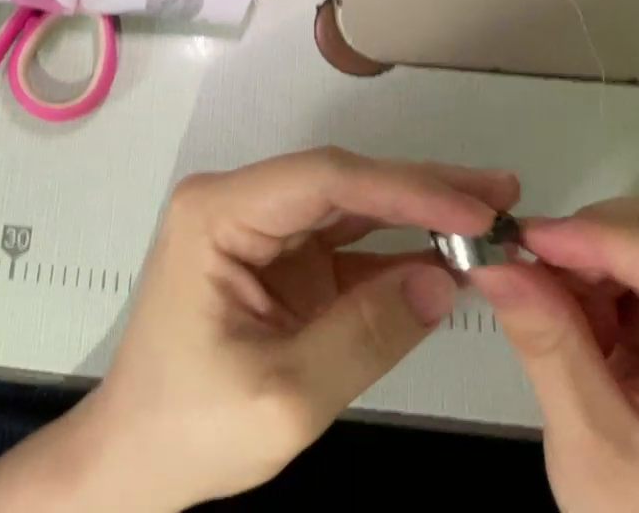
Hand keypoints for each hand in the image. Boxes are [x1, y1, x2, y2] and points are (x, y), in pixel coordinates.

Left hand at [0, 147, 515, 511]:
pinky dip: (394, 250)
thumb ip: (367, 332)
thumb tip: (446, 278)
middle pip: (338, 183)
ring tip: (490, 214)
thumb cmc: (192, 426)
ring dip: (414, 212)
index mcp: (216, 215)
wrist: (137, 457)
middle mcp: (234, 206)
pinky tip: (447, 254)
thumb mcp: (287, 393)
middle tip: (501, 195)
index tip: (478, 210)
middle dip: (419, 189)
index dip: (405, 188)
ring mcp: (256, 233)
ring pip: (346, 208)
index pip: (323, 181)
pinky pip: (342, 246)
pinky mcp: (275, 264)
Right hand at [470, 195, 638, 512]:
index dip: (615, 239)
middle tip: (534, 264)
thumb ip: (549, 347)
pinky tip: (583, 305)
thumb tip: (494, 265)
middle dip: (607, 236)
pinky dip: (610, 264)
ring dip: (605, 247)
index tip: (530, 237)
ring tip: (558, 296)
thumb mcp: (590, 446)